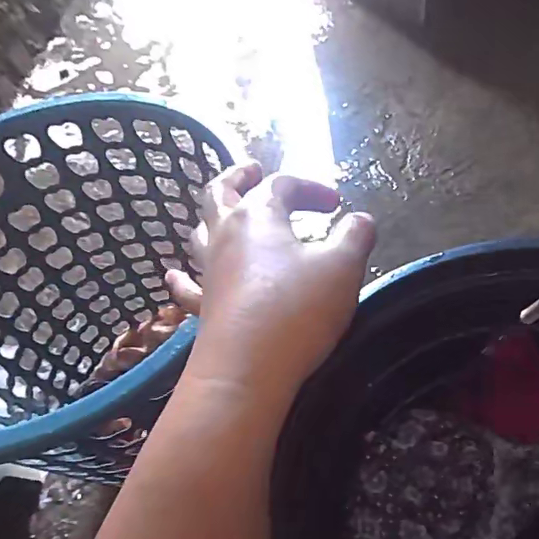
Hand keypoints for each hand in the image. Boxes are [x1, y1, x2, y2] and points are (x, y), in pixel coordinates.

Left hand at [165, 161, 375, 395]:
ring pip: (202, 231)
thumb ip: (355, 237)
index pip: (282, 184)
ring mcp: (210, 272)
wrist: (247, 369)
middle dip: (239, 177)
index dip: (310, 187)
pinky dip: (184, 275)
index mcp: (260, 216)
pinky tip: (177, 274)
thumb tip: (361, 220)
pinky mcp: (205, 308)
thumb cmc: (298, 309)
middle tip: (253, 170)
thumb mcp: (343, 267)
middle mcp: (227, 236)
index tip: (336, 205)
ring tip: (225, 214)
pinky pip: (188, 285)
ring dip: (214, 217)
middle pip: (222, 192)